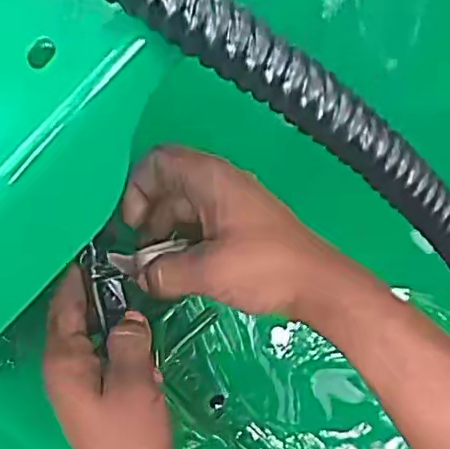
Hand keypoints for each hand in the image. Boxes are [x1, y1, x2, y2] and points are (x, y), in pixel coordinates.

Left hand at [43, 265, 171, 448]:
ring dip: (109, 324)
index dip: (80, 277)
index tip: (98, 251)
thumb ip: (131, 342)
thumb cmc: (129, 439)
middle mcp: (61, 369)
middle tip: (126, 276)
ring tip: (136, 308)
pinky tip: (139, 350)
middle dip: (96, 297)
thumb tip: (130, 318)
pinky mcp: (87, 399)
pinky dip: (115, 349)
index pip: (65, 305)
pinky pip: (97, 360)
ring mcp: (72, 386)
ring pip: (87, 340)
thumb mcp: (136, 383)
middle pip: (72, 320)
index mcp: (64, 360)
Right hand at [120, 146, 380, 327]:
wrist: (317, 285)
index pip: (157, 163)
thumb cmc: (266, 269)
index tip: (131, 229)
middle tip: (142, 260)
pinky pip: (200, 230)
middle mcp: (220, 185)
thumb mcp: (208, 271)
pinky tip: (180, 275)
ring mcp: (231, 206)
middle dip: (148, 223)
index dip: (135, 191)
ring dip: (165, 241)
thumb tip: (137, 276)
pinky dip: (184, 248)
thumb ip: (164, 272)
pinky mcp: (240, 229)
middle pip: (167, 189)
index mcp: (211, 179)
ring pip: (183, 213)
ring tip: (158, 274)